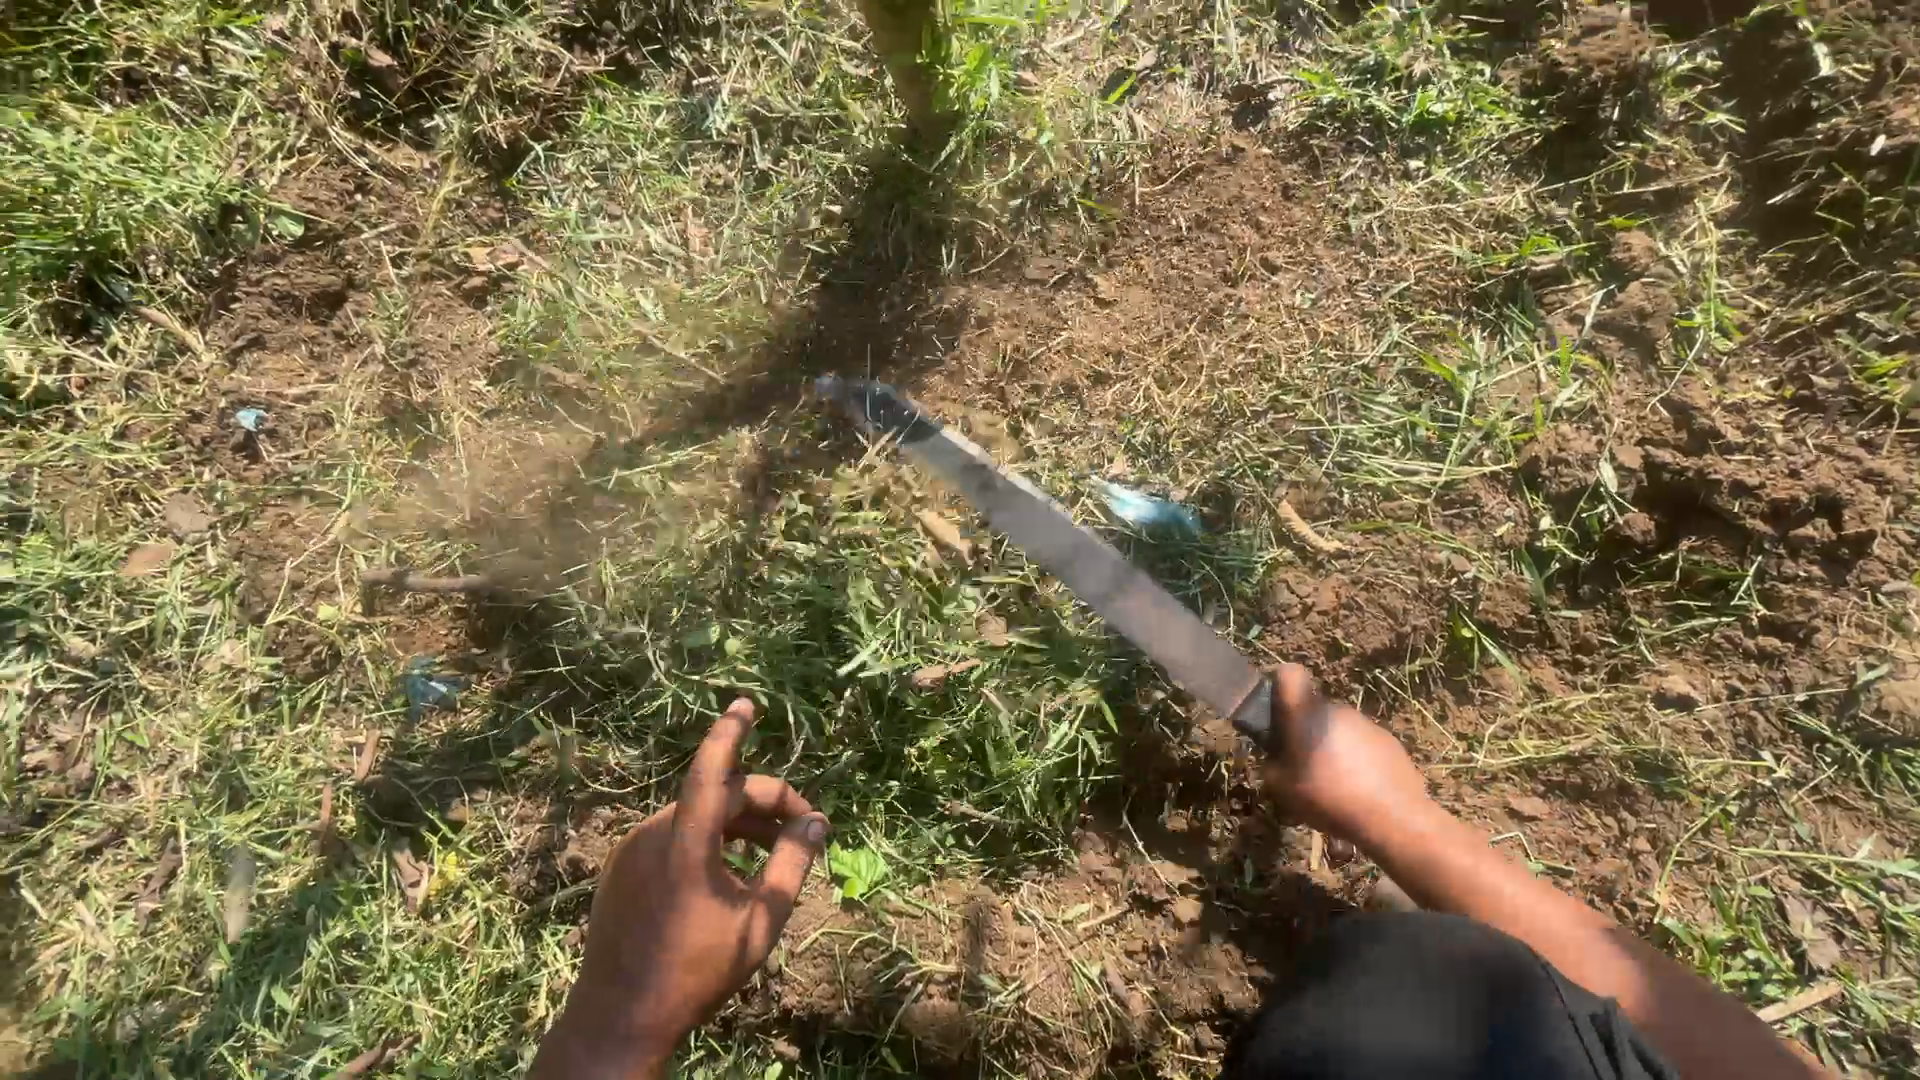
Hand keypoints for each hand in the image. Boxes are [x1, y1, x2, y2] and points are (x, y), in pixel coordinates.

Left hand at [532, 699, 830, 1079]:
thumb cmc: (697, 972)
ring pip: (698, 817)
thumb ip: (792, 863)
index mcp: (686, 844)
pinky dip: (709, 840)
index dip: (729, 732)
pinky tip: (730, 872)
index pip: (711, 771)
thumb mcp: (761, 920)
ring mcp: (632, 850)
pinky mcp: (621, 867)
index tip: (745, 704)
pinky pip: (674, 836)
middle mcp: (654, 835)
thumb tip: (816, 822)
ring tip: (772, 853)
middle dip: (766, 805)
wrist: (617, 1022)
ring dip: (739, 824)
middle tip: (804, 829)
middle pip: (720, 797)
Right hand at [1260, 664, 1432, 846]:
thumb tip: (1277, 755)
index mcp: (1305, 715)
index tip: (1279, 709)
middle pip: (1313, 709)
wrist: (1395, 819)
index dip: (1280, 683)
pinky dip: (1358, 757)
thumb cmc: (1330, 799)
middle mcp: (1335, 710)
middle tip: (1306, 763)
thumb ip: (1272, 764)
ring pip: (1338, 727)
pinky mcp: (1389, 740)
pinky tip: (1362, 786)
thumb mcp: (1282, 789)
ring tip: (1337, 781)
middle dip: (1307, 730)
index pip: (1288, 674)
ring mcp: (1366, 723)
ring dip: (1333, 745)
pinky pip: (1363, 742)